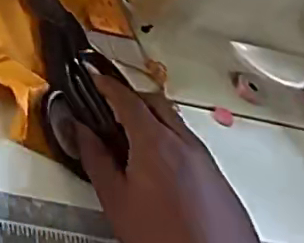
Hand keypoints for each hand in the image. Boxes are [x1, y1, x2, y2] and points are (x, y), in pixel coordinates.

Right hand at [74, 75, 260, 242]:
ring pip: (176, 126)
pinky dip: (173, 146)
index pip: (126, 97)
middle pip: (155, 103)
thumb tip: (79, 130)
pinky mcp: (224, 185)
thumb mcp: (116, 199)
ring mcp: (209, 165)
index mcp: (155, 142)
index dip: (105, 83)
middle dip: (131, 98)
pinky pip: (193, 149)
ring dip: (154, 122)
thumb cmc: (166, 240)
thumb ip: (94, 156)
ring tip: (134, 142)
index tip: (93, 77)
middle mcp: (186, 145)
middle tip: (110, 107)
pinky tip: (161, 172)